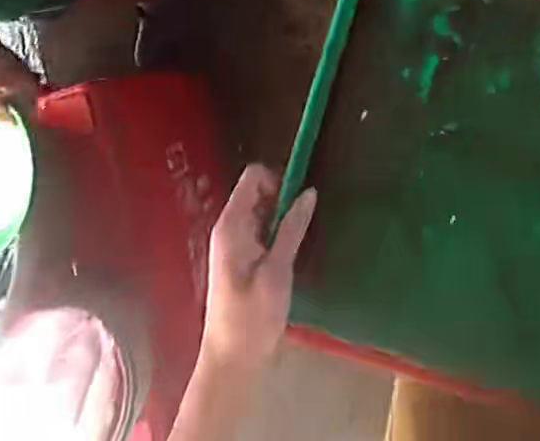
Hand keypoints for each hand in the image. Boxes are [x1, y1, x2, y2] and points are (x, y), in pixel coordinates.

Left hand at [204, 165, 316, 371]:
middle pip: (259, 190)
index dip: (277, 178)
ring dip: (283, 215)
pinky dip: (280, 230)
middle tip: (302, 222)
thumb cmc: (252, 318)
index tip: (297, 199)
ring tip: (299, 239)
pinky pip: (264, 228)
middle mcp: (231, 228)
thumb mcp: (277, 270)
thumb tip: (309, 192)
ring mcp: (236, 243)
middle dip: (283, 197)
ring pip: (263, 209)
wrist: (233, 363)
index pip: (252, 177)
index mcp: (232, 226)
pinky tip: (291, 251)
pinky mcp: (244, 258)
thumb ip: (292, 228)